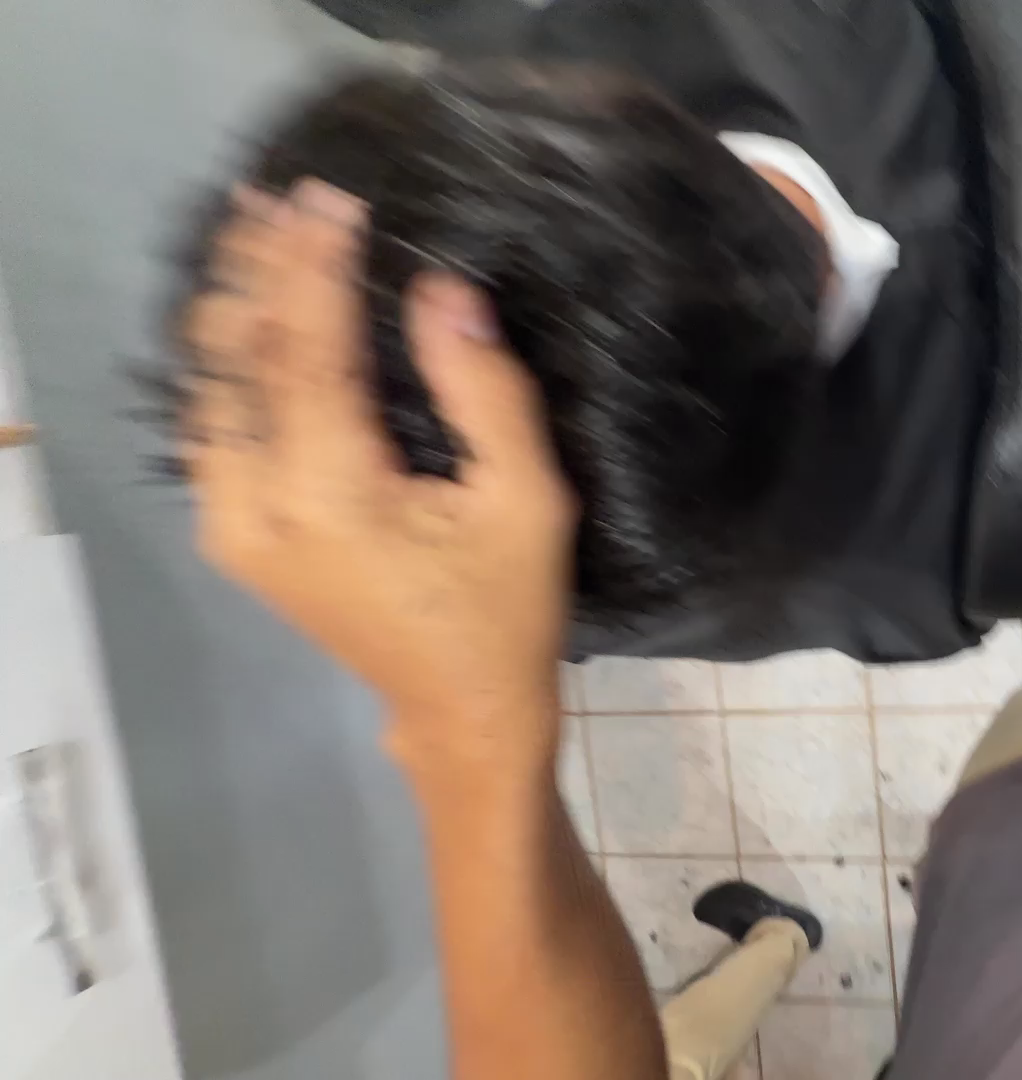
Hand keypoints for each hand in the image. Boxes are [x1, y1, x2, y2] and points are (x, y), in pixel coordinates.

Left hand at [182, 180, 577, 775]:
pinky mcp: (238, 536)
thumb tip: (448, 300)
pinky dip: (228, 364)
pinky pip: (215, 428)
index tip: (329, 200)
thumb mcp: (528, 503)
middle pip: (235, 362)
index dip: (314, 269)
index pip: (306, 352)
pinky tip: (247, 330)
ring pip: (208, 391)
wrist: (461, 703)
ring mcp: (233, 524)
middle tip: (271, 198)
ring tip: (249, 241)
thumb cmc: (509, 606)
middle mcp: (254, 503)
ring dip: (230, 309)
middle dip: (252, 271)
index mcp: (333, 492)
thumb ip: (489, 399)